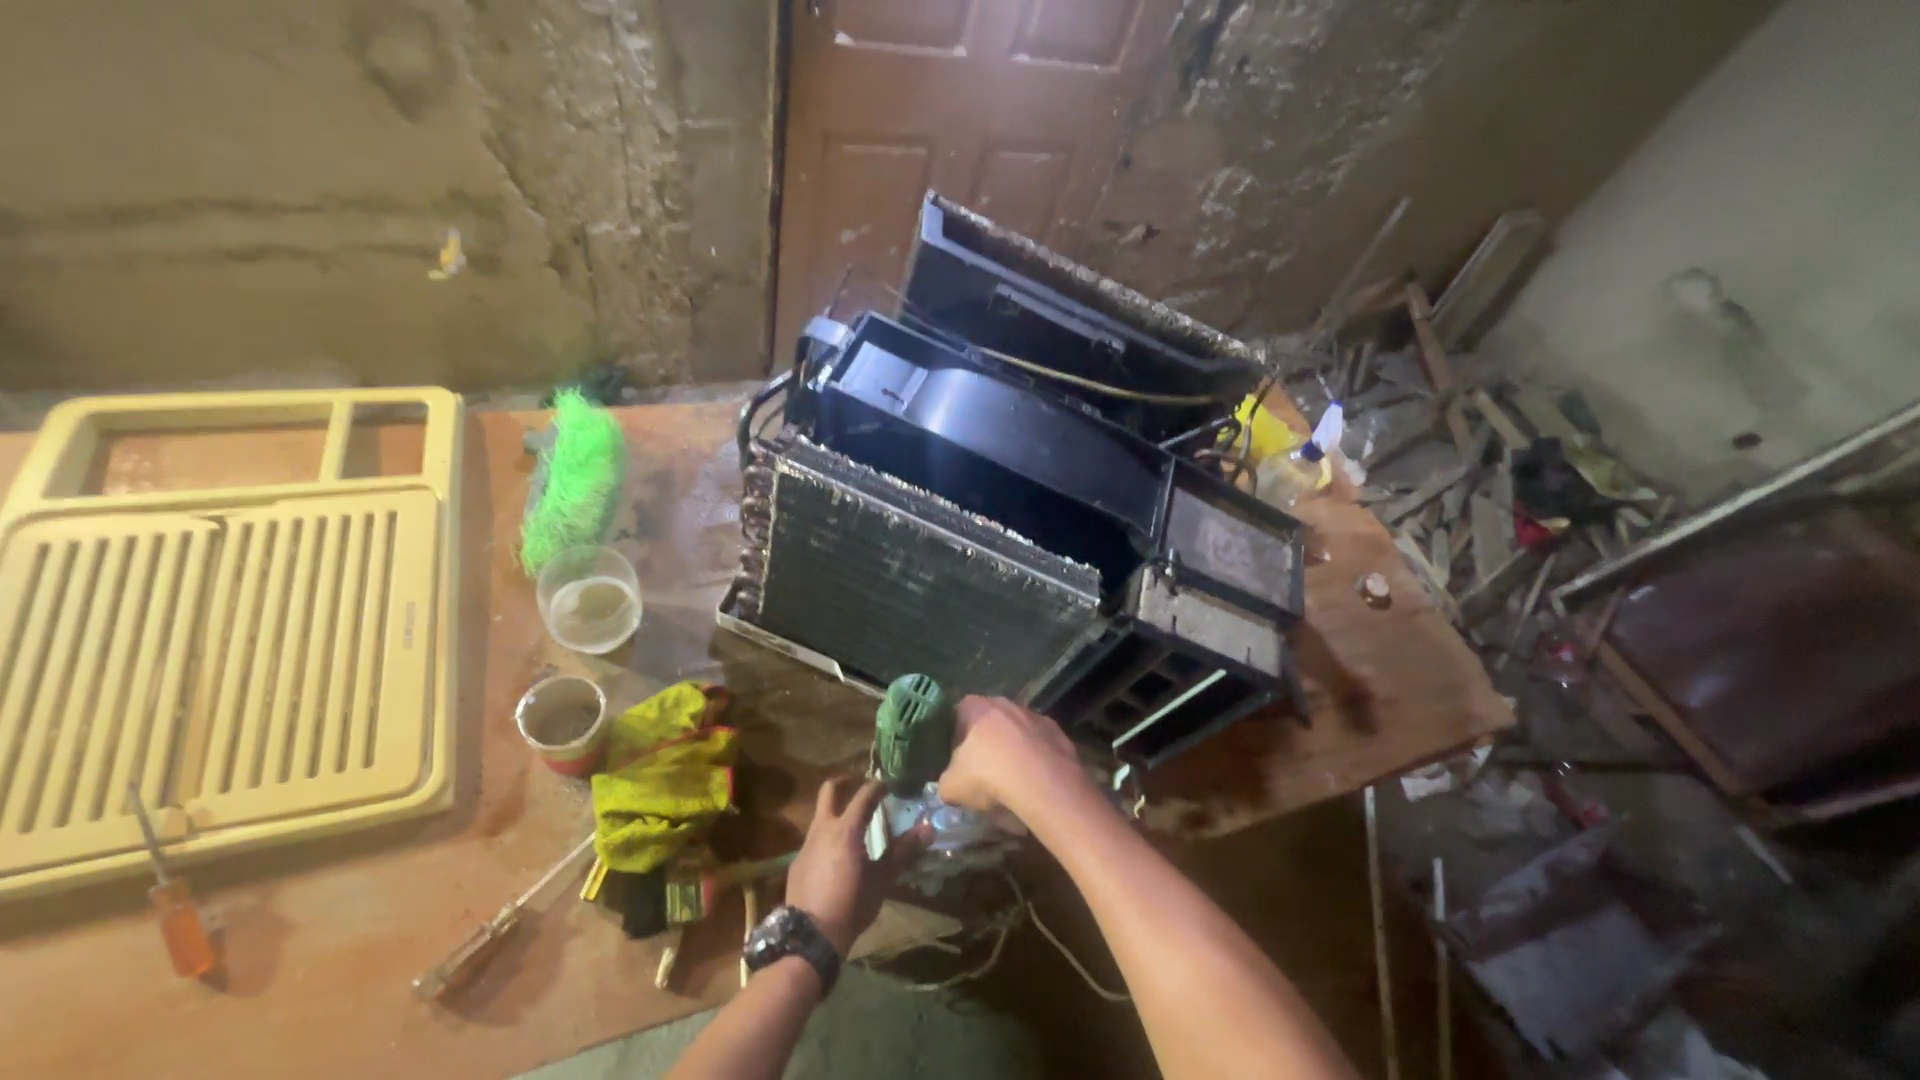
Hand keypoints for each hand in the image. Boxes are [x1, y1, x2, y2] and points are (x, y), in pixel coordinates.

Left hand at [784, 778, 928, 955]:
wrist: (811, 934)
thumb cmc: (852, 904)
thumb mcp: (881, 879)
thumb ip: (902, 851)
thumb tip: (928, 829)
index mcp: (847, 829)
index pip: (864, 795)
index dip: (877, 786)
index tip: (888, 784)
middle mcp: (823, 829)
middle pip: (829, 791)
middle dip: (844, 782)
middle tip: (859, 784)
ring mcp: (806, 844)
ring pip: (820, 816)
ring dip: (835, 812)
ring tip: (853, 824)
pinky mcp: (797, 862)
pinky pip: (814, 840)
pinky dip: (827, 837)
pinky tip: (836, 856)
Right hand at [938, 696, 1089, 824]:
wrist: (1043, 785)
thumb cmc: (989, 777)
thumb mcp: (952, 787)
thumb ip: (946, 782)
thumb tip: (949, 787)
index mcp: (977, 708)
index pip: (960, 712)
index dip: (957, 734)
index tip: (958, 757)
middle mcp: (1007, 704)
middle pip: (991, 720)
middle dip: (987, 741)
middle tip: (984, 769)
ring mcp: (1036, 717)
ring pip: (1018, 731)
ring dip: (1014, 749)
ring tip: (1012, 780)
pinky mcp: (1059, 734)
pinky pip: (1041, 745)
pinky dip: (1037, 759)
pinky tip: (1034, 781)